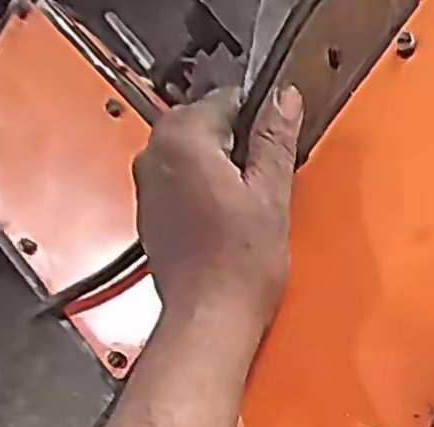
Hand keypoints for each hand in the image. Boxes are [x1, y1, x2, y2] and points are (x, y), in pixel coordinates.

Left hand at [133, 85, 303, 331]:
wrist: (211, 319)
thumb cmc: (237, 270)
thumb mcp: (271, 197)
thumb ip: (275, 140)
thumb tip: (284, 100)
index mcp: (182, 139)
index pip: (227, 101)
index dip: (260, 121)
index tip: (277, 143)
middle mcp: (155, 156)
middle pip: (206, 130)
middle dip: (238, 152)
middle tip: (267, 188)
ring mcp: (149, 189)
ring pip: (193, 162)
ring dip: (221, 178)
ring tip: (248, 214)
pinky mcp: (153, 219)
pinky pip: (182, 192)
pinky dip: (204, 202)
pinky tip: (227, 230)